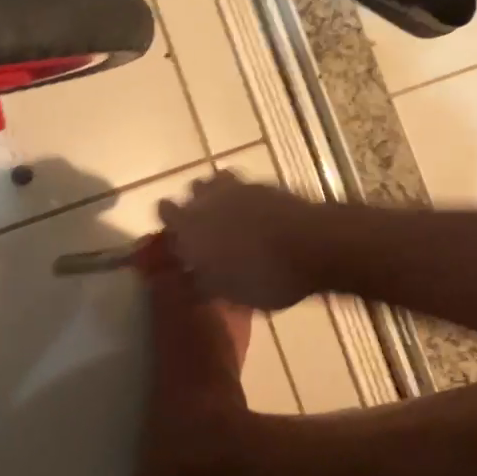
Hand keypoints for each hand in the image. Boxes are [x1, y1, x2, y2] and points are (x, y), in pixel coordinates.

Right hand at [155, 171, 332, 311]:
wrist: (313, 245)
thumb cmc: (264, 276)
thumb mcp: (227, 293)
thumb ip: (200, 283)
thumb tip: (184, 280)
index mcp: (188, 225)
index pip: (163, 211)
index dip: (170, 224)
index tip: (178, 239)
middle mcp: (205, 199)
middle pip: (189, 193)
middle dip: (194, 207)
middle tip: (206, 231)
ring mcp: (235, 187)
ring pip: (214, 183)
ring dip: (217, 197)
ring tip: (231, 219)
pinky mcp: (262, 184)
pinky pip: (243, 186)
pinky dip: (244, 197)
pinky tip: (257, 216)